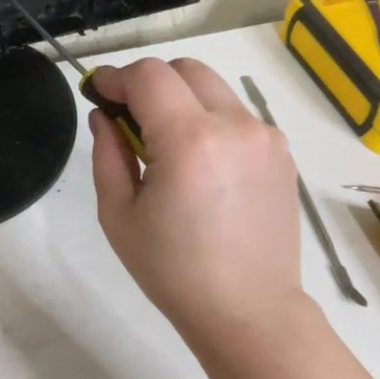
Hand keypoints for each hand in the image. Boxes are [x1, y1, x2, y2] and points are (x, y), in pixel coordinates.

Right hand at [88, 57, 307, 331]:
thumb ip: (107, 155)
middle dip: (150, 82)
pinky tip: (200, 165)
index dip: (117, 77)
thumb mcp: (119, 215)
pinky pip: (238, 117)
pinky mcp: (282, 153)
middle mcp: (234, 125)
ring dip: (182, 101)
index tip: (97, 91)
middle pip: (185, 70)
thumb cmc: (172, 270)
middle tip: (128, 117)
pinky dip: (211, 122)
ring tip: (165, 146)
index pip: (149, 76)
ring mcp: (265, 137)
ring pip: (215, 90)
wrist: (247, 308)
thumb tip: (104, 115)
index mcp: (189, 141)